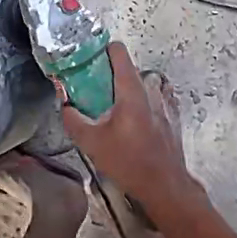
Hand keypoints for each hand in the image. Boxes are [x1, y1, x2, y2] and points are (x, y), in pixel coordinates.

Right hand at [59, 42, 197, 211]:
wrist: (165, 188)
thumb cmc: (128, 162)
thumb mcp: (91, 142)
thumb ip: (73, 119)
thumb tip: (65, 104)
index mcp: (131, 92)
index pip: (119, 54)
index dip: (102, 49)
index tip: (88, 57)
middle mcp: (150, 92)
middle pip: (128, 71)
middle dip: (109, 75)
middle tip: (93, 88)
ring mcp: (164, 105)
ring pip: (141, 87)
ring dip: (126, 92)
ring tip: (112, 109)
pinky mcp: (171, 120)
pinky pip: (153, 102)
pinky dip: (140, 105)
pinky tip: (131, 124)